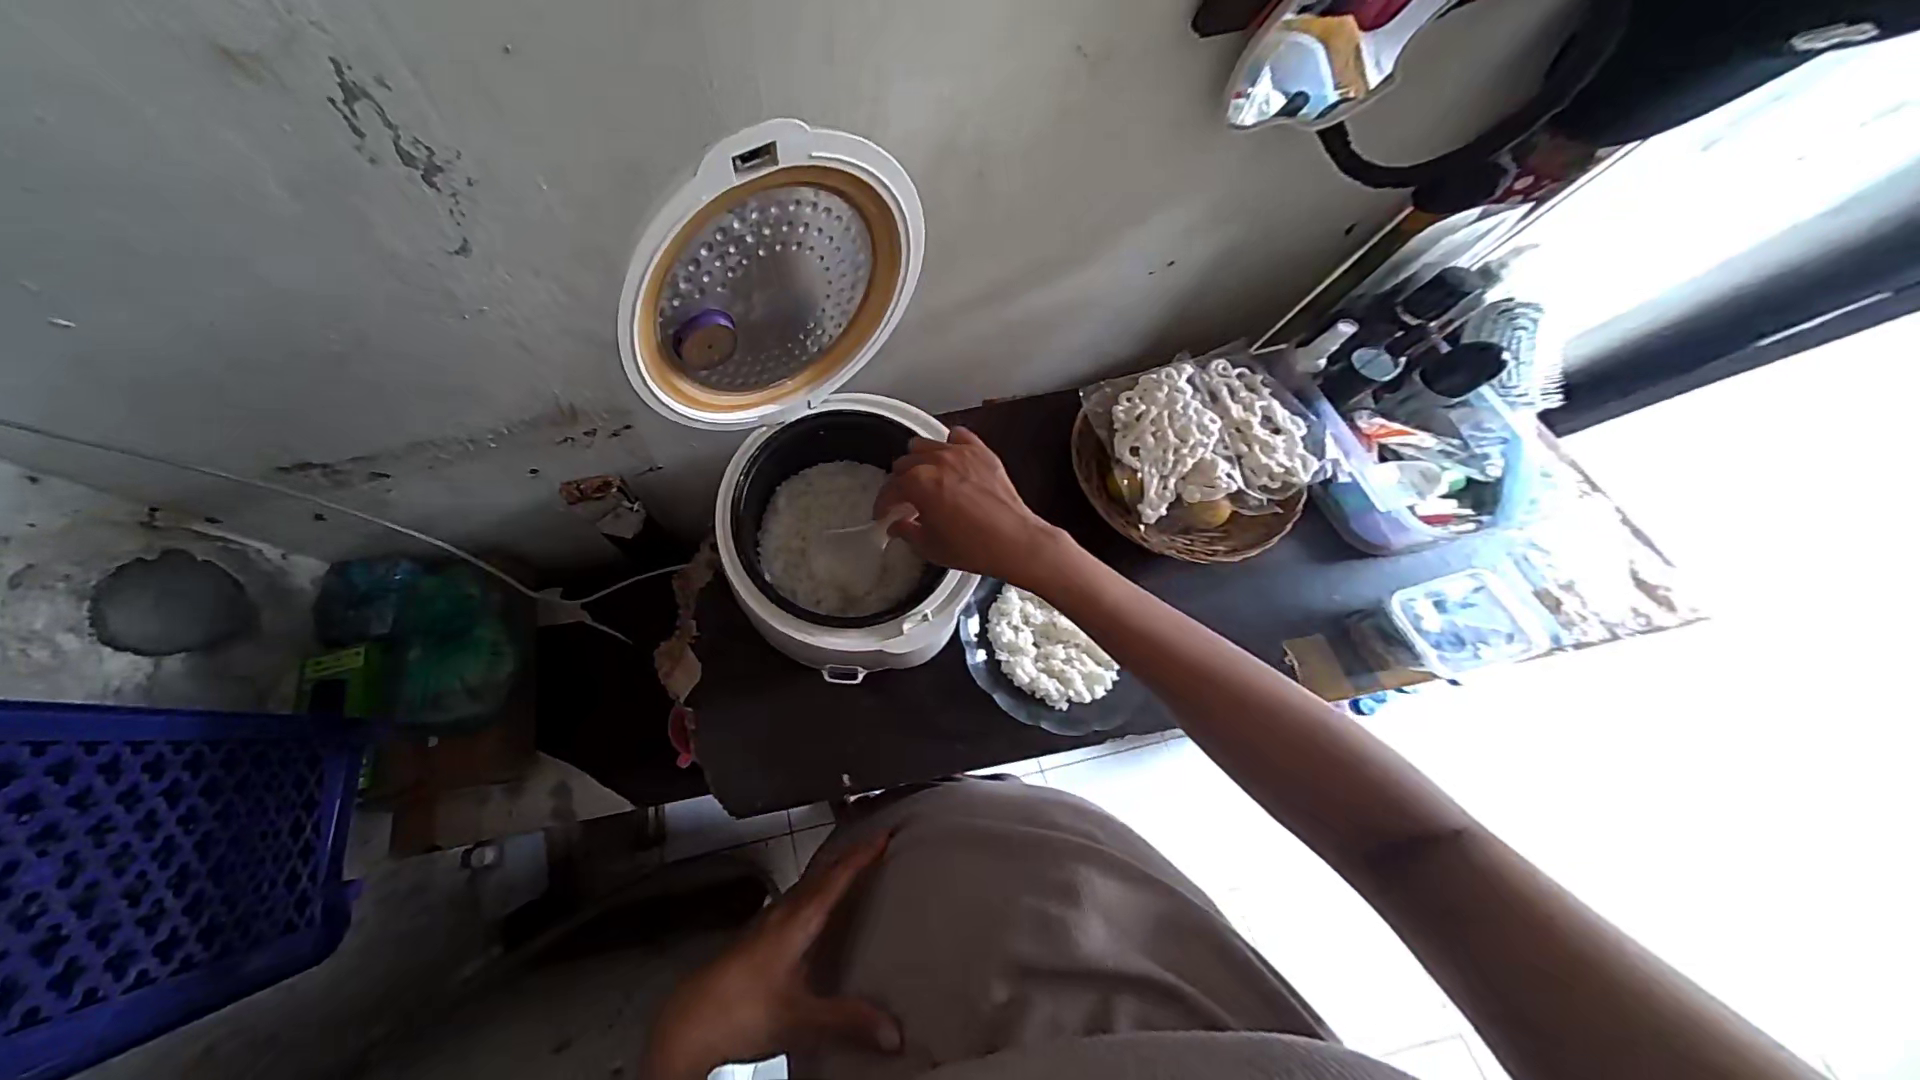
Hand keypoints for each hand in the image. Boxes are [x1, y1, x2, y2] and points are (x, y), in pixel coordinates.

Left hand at [642, 833, 901, 1079]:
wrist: (686, 1023)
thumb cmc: (742, 1012)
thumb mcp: (800, 1020)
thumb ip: (848, 1021)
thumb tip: (894, 1033)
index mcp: (799, 920)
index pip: (837, 877)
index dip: (862, 854)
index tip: (884, 834)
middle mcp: (784, 912)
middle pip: (821, 870)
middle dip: (849, 852)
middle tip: (873, 839)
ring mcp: (767, 921)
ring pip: (806, 882)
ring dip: (830, 868)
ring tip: (850, 864)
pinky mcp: (756, 935)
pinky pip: (794, 897)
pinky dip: (814, 888)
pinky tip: (814, 905)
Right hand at [875, 427, 1074, 587]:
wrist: (1014, 542)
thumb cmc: (976, 546)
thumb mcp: (930, 546)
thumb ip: (907, 532)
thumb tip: (898, 526)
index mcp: (918, 483)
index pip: (890, 489)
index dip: (883, 504)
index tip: (884, 513)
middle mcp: (937, 462)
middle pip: (905, 462)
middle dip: (900, 482)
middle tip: (905, 499)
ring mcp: (961, 454)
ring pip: (926, 444)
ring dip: (920, 460)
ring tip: (924, 477)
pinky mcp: (982, 453)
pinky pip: (959, 436)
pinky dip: (950, 444)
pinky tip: (950, 458)